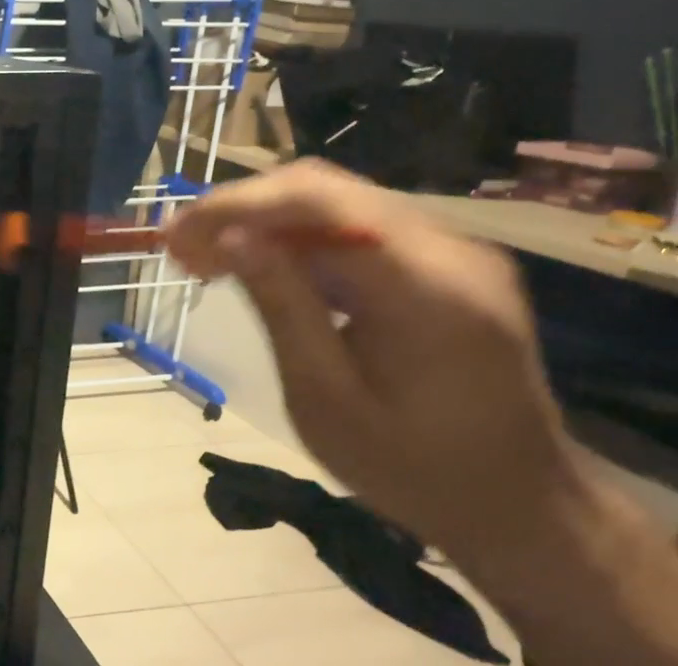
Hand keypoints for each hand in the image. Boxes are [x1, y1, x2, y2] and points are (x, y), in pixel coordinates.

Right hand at [162, 159, 578, 561]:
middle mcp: (451, 251)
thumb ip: (281, 307)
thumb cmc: (412, 467)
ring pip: (334, 198)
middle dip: (239, 207)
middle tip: (179, 247)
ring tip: (204, 256)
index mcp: (429, 290)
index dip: (233, 206)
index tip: (171, 235)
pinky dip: (294, 234)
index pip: (318, 205)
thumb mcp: (326, 399)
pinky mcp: (445, 261)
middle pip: (324, 189)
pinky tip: (257, 263)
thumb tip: (229, 237)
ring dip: (261, 219)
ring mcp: (454, 251)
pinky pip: (355, 223)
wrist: (521, 504)